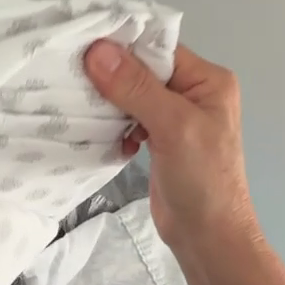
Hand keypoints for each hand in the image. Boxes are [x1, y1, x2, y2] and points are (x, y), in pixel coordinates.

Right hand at [83, 40, 257, 249]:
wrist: (208, 237)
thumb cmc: (202, 180)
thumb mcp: (172, 127)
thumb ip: (136, 88)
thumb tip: (98, 51)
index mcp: (208, 80)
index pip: (160, 49)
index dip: (124, 47)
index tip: (84, 48)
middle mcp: (193, 94)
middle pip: (144, 72)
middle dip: (113, 77)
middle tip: (76, 80)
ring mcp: (176, 120)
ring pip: (134, 98)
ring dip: (112, 105)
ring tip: (89, 112)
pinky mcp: (161, 143)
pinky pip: (132, 122)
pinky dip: (118, 128)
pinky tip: (112, 141)